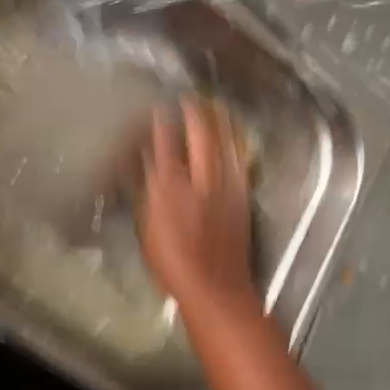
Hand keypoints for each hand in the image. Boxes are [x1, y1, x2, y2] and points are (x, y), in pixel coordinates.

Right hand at [138, 99, 254, 308]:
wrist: (215, 289)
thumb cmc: (171, 260)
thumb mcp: (148, 223)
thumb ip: (149, 188)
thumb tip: (148, 160)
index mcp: (171, 186)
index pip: (165, 144)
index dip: (162, 122)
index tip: (158, 106)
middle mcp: (201, 181)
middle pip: (200, 138)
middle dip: (194, 116)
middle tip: (189, 99)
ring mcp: (226, 189)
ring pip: (224, 147)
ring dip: (219, 126)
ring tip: (215, 109)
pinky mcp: (242, 200)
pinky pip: (239, 164)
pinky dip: (235, 147)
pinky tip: (234, 141)